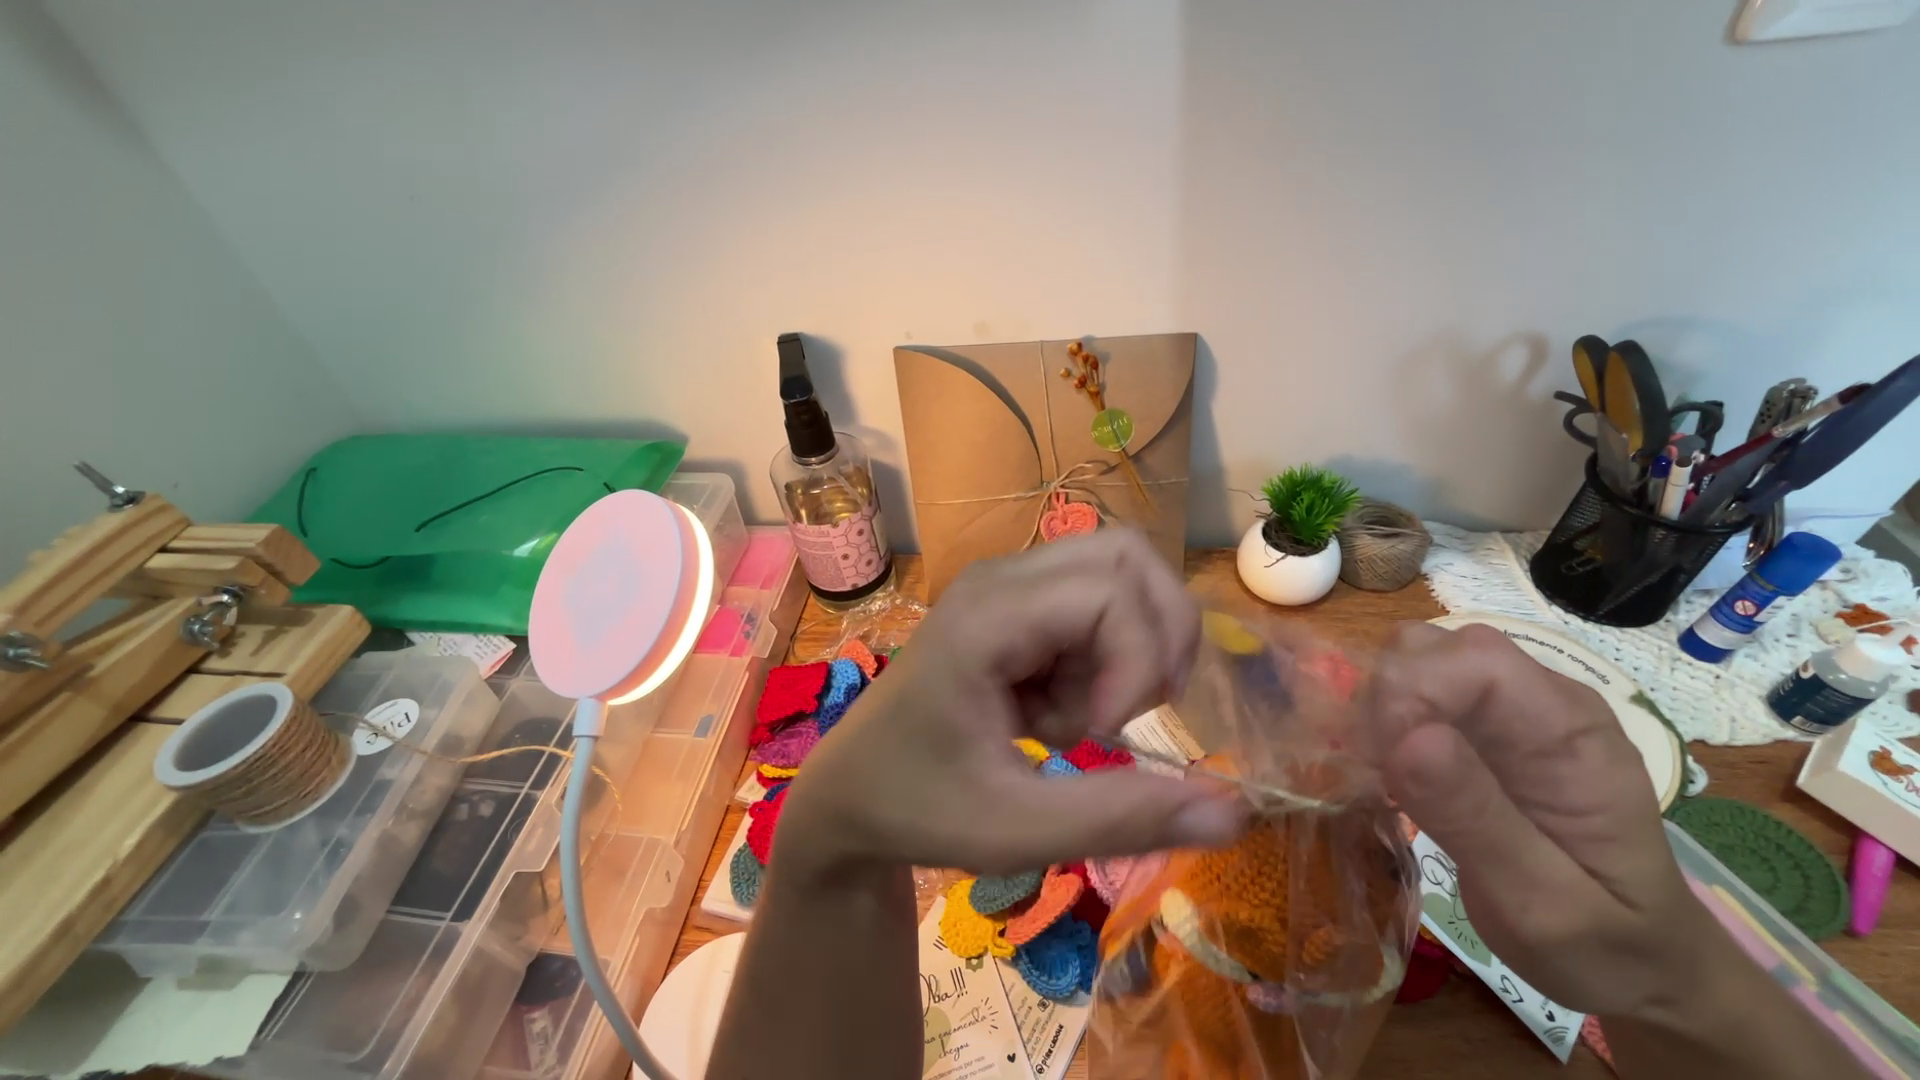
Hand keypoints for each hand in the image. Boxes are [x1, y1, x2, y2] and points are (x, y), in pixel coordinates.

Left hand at [777, 530, 1250, 879]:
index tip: (1104, 733)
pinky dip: (1105, 657)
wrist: (852, 795)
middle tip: (1123, 712)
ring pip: (1120, 577)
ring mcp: (1007, 585)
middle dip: (1152, 641)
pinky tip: (1058, 708)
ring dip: (1129, 650)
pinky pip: (1098, 603)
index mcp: (988, 616)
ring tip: (1081, 715)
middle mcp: (1001, 579)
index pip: (1113, 591)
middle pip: (1128, 559)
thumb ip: (1124, 818)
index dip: (1136, 663)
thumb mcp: (1018, 829)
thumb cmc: (919, 808)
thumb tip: (1237, 811)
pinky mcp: (1016, 605)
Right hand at [1363, 623, 1716, 1020]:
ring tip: (1383, 778)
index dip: (1412, 692)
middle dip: (1387, 697)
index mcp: (1574, 734)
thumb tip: (1408, 737)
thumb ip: (1476, 819)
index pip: (1475, 660)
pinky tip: (1391, 778)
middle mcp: (1542, 703)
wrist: (1645, 967)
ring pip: (1416, 663)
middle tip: (1378, 774)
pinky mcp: (1481, 730)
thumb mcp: (1542, 905)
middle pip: (1437, 648)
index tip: (1382, 760)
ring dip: (1379, 708)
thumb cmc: (1605, 947)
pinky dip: (1383, 725)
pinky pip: (1414, 695)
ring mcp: (1510, 713)